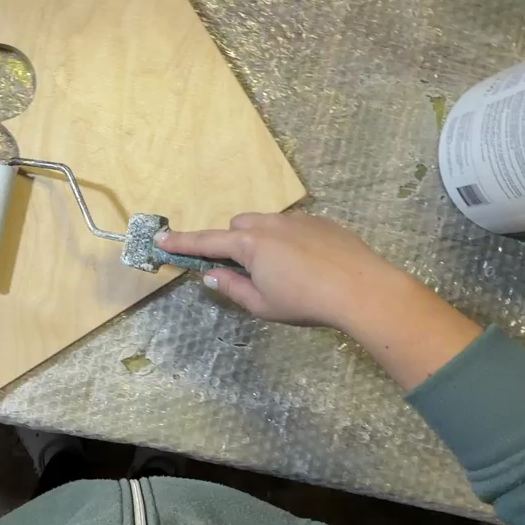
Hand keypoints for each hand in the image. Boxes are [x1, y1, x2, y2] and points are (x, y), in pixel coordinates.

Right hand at [158, 212, 386, 328]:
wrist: (363, 290)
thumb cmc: (306, 302)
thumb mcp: (262, 305)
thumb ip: (232, 288)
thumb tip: (213, 275)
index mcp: (249, 244)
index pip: (206, 242)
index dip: (182, 243)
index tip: (161, 240)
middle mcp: (270, 223)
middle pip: (238, 225)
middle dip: (232, 242)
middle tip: (243, 271)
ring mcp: (298, 219)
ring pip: (267, 224)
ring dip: (261, 241)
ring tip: (282, 271)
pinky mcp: (322, 222)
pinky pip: (293, 227)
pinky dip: (289, 241)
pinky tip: (308, 266)